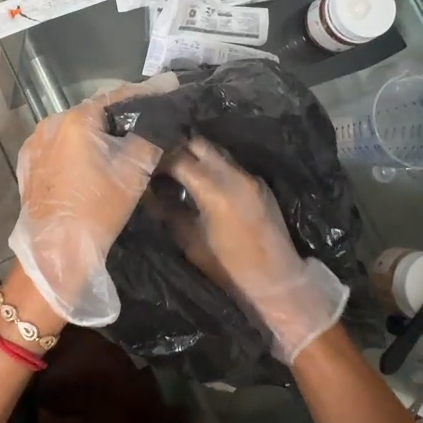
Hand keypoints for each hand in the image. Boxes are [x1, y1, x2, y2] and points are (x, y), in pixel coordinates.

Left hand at [8, 75, 177, 326]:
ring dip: (99, 133)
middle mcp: (51, 123)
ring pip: (77, 129)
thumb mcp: (133, 174)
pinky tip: (93, 163)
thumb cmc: (97, 211)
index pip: (117, 95)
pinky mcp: (29, 163)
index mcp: (76, 120)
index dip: (145, 93)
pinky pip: (61, 146)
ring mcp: (36, 143)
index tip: (167, 90)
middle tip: (148, 123)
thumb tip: (163, 119)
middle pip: (95, 111)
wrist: (55, 253)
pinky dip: (79, 148)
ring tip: (123, 144)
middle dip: (121, 116)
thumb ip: (149, 138)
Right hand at [166, 138, 348, 362]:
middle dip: (178, 150)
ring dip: (197, 157)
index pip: (178, 158)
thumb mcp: (189, 240)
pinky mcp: (260, 183)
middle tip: (162, 166)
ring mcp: (249, 176)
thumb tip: (150, 194)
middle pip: (198, 144)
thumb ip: (168, 212)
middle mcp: (233, 174)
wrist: (276, 278)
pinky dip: (215, 168)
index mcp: (213, 188)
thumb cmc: (227, 266)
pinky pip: (231, 165)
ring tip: (181, 173)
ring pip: (217, 151)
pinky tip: (205, 184)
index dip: (158, 160)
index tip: (146, 168)